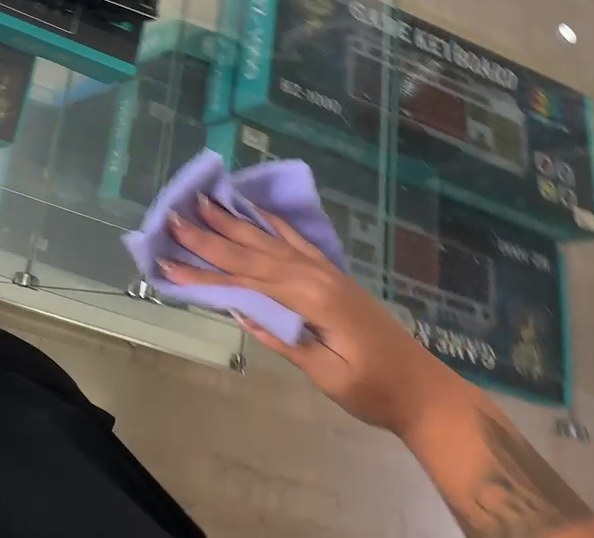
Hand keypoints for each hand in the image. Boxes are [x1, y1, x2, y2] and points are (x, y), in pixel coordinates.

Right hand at [159, 195, 471, 438]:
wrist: (424, 390)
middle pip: (252, 253)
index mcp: (311, 300)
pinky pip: (294, 239)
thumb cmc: (375, 391)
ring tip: (202, 201)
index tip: (169, 263)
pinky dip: (270, 222)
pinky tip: (252, 209)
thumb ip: (285, 340)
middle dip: (209, 237)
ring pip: (268, 240)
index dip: (204, 275)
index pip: (245, 283)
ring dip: (233, 221)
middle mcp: (314, 276)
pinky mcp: (330, 273)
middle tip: (173, 217)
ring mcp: (323, 271)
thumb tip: (240, 311)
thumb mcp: (327, 375)